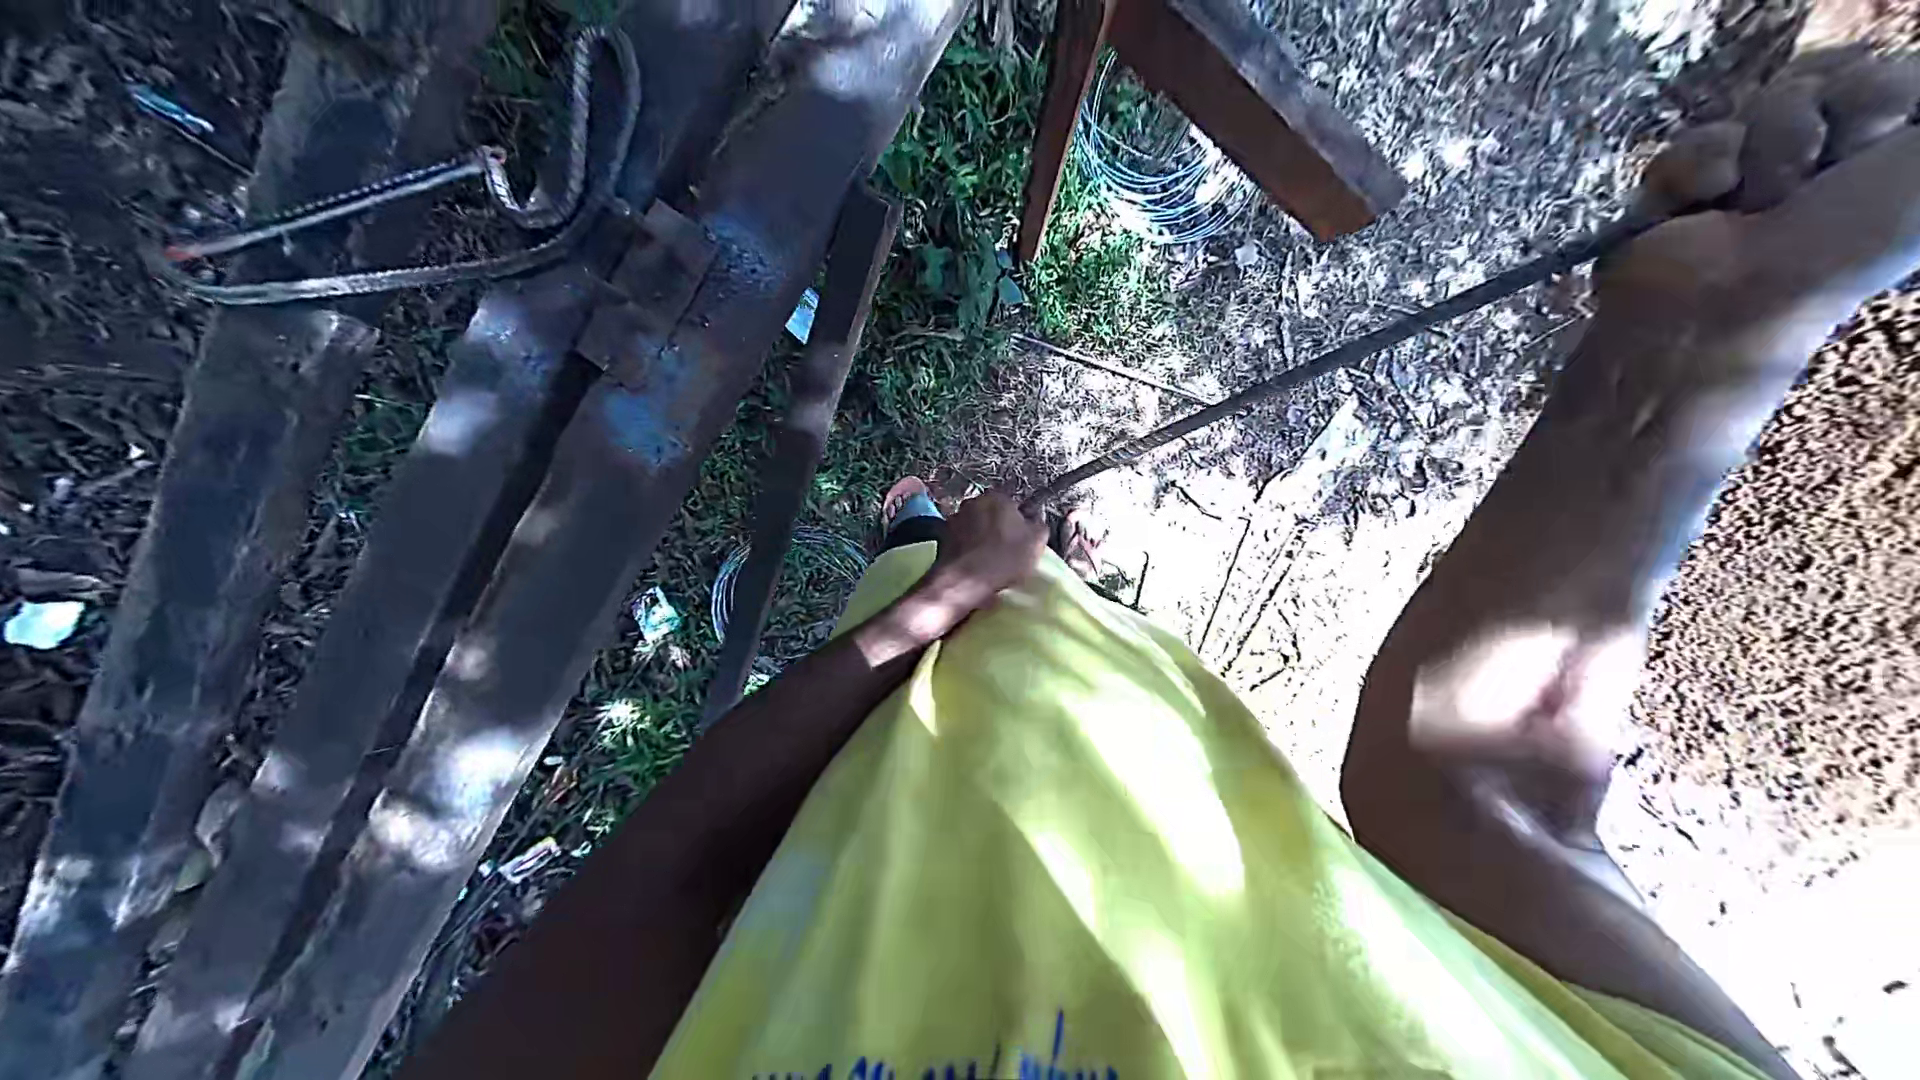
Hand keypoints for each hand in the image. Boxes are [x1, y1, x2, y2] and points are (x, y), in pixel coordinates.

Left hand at [926, 491, 1047, 605]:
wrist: (964, 581)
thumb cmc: (1004, 558)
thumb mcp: (1036, 542)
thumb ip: (1038, 525)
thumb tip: (1034, 521)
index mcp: (997, 497)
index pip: (1013, 506)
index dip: (1019, 524)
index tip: (1021, 541)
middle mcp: (972, 501)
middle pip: (992, 514)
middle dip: (998, 528)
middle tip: (1006, 550)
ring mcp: (954, 518)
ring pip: (975, 527)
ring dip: (981, 538)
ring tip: (988, 560)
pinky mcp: (942, 537)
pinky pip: (962, 541)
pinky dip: (967, 548)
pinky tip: (974, 564)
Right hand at [1599, 51, 1919, 366]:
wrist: (1731, 299)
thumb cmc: (1850, 243)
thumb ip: (1917, 108)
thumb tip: (1880, 111)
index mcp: (1885, 144)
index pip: (1880, 69)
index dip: (1882, 98)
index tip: (1875, 151)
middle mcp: (1813, 154)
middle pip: (1820, 75)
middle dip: (1819, 123)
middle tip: (1810, 185)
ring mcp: (1736, 172)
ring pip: (1757, 105)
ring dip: (1762, 155)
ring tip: (1749, 209)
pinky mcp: (1668, 191)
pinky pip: (1689, 143)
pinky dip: (1695, 171)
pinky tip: (1698, 205)